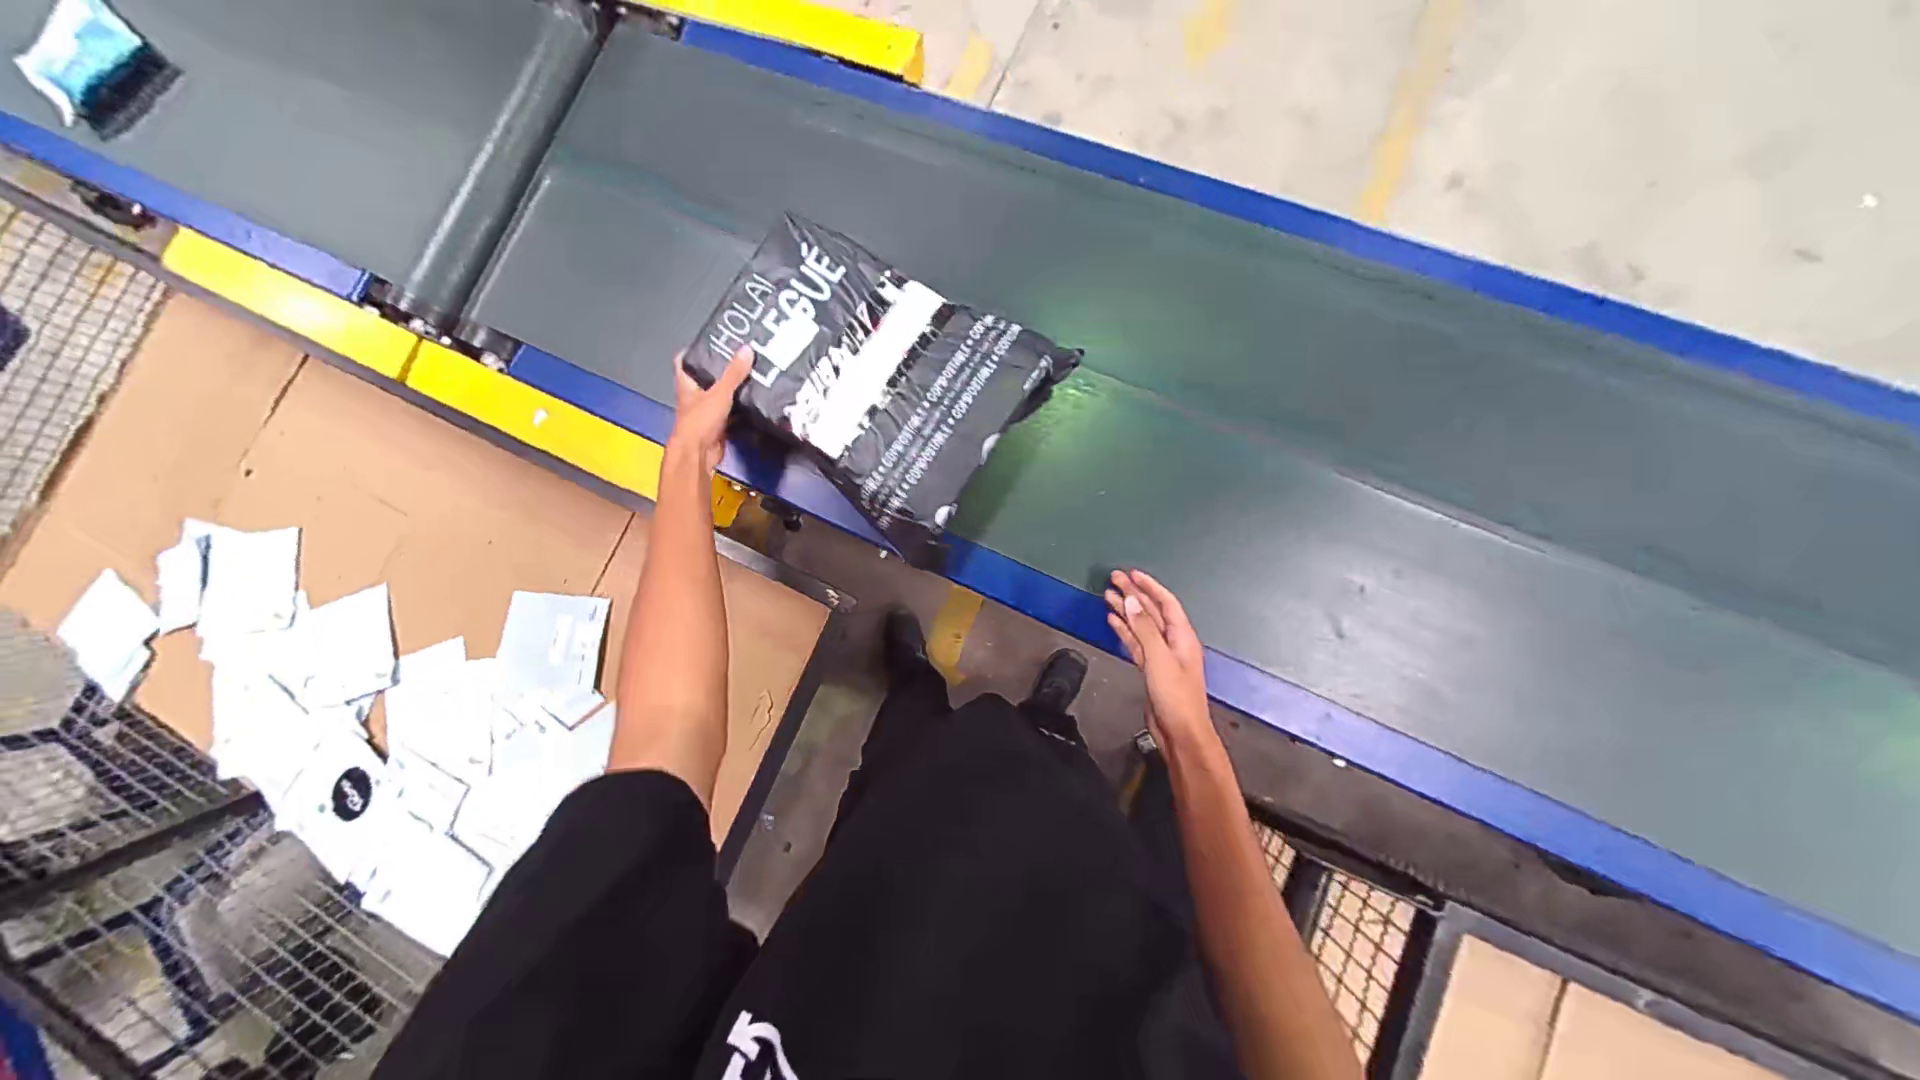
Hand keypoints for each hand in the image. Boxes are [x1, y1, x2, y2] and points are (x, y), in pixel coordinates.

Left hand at [668, 346, 752, 473]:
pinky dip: (740, 408)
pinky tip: (754, 400)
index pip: (684, 362)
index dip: (693, 351)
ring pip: (720, 395)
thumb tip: (747, 349)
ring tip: (751, 374)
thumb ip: (734, 373)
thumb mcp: (719, 393)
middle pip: (705, 378)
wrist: (699, 454)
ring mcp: (705, 412)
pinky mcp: (718, 426)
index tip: (709, 342)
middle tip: (740, 357)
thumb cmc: (700, 421)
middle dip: (720, 369)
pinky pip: (731, 412)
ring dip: (732, 389)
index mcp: (686, 385)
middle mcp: (694, 397)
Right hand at [1106, 569, 1215, 752]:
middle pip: (1151, 612)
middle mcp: (1173, 643)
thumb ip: (1144, 629)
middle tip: (1113, 579)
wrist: (1180, 733)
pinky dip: (1125, 630)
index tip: (1132, 574)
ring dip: (1126, 610)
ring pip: (1141, 626)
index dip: (1149, 587)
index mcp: (1182, 637)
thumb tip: (1130, 601)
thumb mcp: (1159, 659)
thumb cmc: (1176, 698)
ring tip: (1107, 596)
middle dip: (1133, 594)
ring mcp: (1161, 656)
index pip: (1166, 603)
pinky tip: (1114, 621)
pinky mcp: (1151, 669)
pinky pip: (1136, 642)